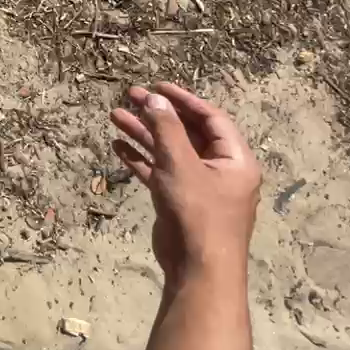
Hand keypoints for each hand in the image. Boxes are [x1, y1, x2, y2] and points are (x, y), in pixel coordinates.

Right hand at [110, 83, 259, 287]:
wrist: (198, 265)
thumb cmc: (197, 210)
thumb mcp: (180, 163)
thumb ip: (167, 127)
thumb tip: (154, 97)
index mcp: (234, 161)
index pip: (212, 119)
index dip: (185, 100)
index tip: (157, 85)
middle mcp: (219, 170)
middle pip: (187, 132)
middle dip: (158, 113)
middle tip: (130, 95)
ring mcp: (198, 185)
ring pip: (168, 149)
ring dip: (143, 132)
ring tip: (115, 116)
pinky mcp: (178, 198)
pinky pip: (158, 169)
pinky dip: (139, 156)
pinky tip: (117, 146)